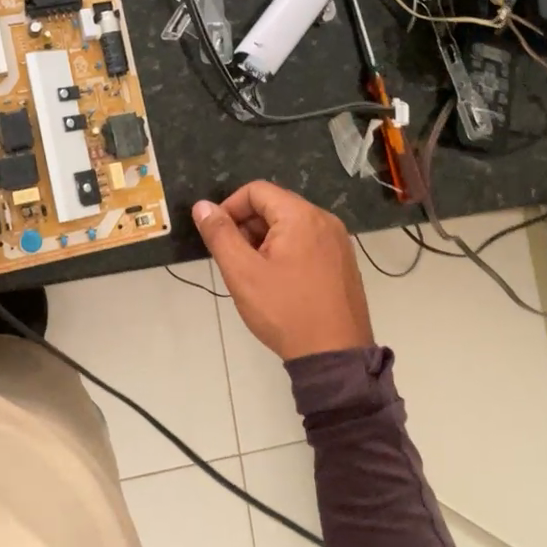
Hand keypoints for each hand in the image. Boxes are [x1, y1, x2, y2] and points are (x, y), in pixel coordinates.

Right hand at [193, 182, 372, 361]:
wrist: (335, 356)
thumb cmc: (285, 311)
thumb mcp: (242, 272)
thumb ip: (220, 234)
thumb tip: (202, 206)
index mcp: (301, 216)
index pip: (256, 190)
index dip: (230, 207)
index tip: (217, 236)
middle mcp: (324, 220)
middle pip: (275, 205)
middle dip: (248, 226)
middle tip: (235, 259)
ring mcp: (338, 241)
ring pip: (291, 225)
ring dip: (266, 240)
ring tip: (254, 274)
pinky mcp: (344, 261)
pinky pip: (308, 242)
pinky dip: (287, 251)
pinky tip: (279, 282)